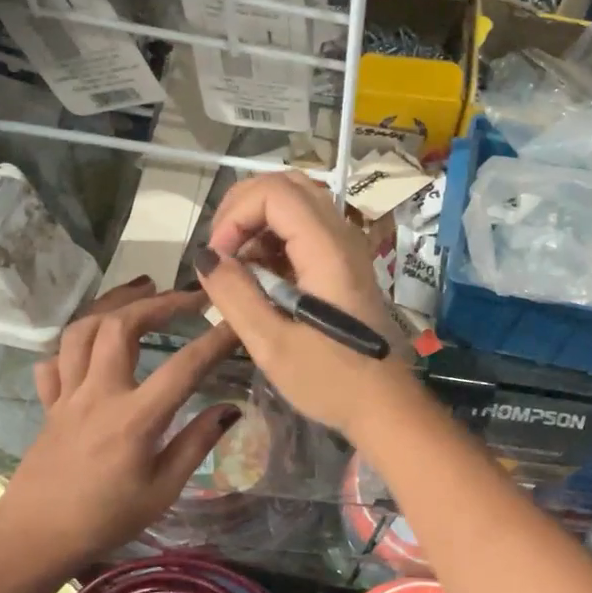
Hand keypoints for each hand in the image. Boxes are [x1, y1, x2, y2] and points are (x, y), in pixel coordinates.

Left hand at [0, 279, 240, 573]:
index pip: (183, 368)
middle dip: (158, 303)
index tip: (238, 323)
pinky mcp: (50, 405)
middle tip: (189, 297)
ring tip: (141, 289)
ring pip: (82, 330)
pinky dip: (75, 341)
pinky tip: (92, 339)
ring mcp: (68, 396)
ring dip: (113, 303)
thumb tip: (230, 410)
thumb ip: (196, 444)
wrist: (36, 535)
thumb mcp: (163, 490)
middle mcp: (99, 394)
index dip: (214, 342)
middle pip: (121, 326)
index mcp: (134, 419)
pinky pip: (56, 359)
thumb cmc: (106, 519)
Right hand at [193, 171, 416, 434]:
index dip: (236, 213)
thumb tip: (206, 258)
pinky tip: (263, 280)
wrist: (385, 406)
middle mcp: (343, 239)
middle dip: (244, 209)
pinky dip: (277, 241)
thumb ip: (235, 295)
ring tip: (239, 269)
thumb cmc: (330, 381)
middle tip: (222, 252)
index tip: (220, 258)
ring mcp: (349, 252)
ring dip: (260, 224)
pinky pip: (309, 232)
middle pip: (288, 186)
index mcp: (327, 251)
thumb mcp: (272, 345)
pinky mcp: (347, 269)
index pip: (275, 192)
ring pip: (300, 206)